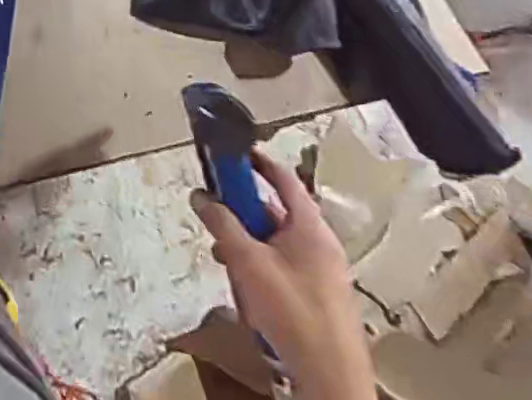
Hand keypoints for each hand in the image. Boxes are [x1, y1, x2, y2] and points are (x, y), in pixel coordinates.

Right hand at [192, 149, 375, 399]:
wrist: (330, 379)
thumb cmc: (293, 313)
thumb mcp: (247, 261)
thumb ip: (222, 224)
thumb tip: (200, 196)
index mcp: (311, 227)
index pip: (284, 178)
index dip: (257, 162)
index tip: (233, 154)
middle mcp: (321, 244)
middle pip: (277, 212)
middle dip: (243, 211)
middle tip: (217, 213)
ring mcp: (323, 272)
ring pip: (277, 241)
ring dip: (248, 242)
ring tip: (225, 256)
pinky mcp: (319, 297)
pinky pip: (284, 265)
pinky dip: (260, 264)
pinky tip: (243, 286)